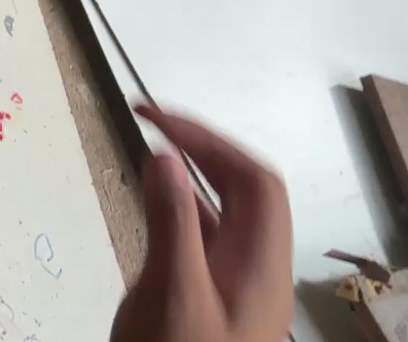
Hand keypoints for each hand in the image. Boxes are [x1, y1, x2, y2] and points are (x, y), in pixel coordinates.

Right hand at [110, 104, 292, 341]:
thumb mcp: (171, 289)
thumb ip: (171, 220)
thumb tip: (163, 154)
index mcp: (259, 265)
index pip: (257, 182)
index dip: (210, 140)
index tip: (154, 118)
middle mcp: (256, 267)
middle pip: (249, 189)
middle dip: (202, 145)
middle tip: (148, 119)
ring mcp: (237, 279)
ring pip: (230, 207)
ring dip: (194, 167)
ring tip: (150, 144)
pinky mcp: (213, 288)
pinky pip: (209, 227)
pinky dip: (183, 196)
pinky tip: (156, 194)